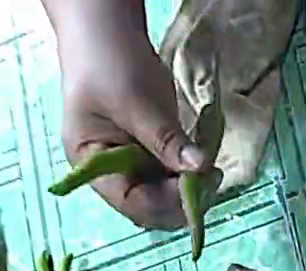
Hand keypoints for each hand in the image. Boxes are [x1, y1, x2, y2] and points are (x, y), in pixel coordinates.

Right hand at [53, 10, 205, 228]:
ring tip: (213, 174)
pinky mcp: (154, 158)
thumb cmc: (106, 59)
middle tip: (210, 181)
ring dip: (193, 193)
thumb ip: (165, 139)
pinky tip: (208, 168)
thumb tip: (199, 167)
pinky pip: (177, 180)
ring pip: (169, 198)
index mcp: (92, 164)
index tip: (193, 188)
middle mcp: (113, 173)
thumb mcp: (133, 101)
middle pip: (153, 208)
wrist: (107, 27)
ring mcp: (135, 167)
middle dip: (182, 202)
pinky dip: (194, 179)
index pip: (131, 203)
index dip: (164, 204)